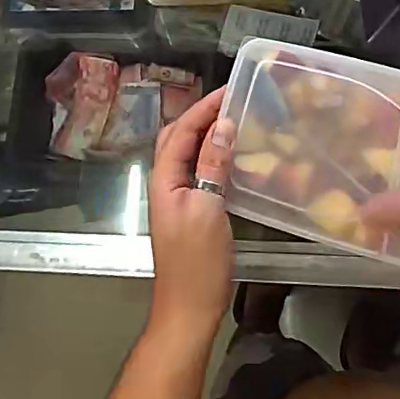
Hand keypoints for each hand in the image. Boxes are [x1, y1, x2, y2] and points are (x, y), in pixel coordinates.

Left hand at [146, 89, 235, 337]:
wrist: (189, 309)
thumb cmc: (197, 262)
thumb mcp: (207, 208)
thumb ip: (212, 165)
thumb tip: (223, 125)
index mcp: (164, 178)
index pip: (181, 130)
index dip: (203, 108)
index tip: (230, 90)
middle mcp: (167, 183)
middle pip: (179, 137)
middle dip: (202, 115)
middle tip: (232, 100)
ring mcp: (178, 198)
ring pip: (189, 154)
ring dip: (208, 133)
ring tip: (235, 120)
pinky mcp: (192, 211)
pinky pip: (200, 172)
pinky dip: (215, 156)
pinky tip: (235, 158)